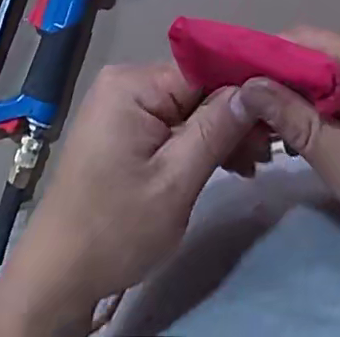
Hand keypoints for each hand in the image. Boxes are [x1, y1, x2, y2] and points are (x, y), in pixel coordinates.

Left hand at [0, 62, 256, 334]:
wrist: (61, 270)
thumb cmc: (116, 227)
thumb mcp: (175, 182)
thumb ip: (215, 130)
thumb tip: (254, 88)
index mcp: (131, 84)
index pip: (201, 71)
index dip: (242, 89)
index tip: (278, 113)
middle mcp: (124, 82)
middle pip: (195, 88)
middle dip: (233, 117)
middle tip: (269, 152)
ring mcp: (121, 104)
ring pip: (186, 107)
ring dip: (219, 133)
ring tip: (251, 165)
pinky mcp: (123, 126)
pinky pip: (170, 122)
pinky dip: (196, 142)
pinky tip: (226, 164)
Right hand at [232, 27, 339, 280]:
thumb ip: (300, 126)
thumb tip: (248, 86)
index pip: (307, 40)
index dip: (269, 63)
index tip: (244, 96)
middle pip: (320, 51)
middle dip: (291, 86)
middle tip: (271, 131)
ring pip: (335, 62)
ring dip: (313, 94)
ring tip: (304, 136)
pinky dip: (338, 96)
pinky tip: (335, 129)